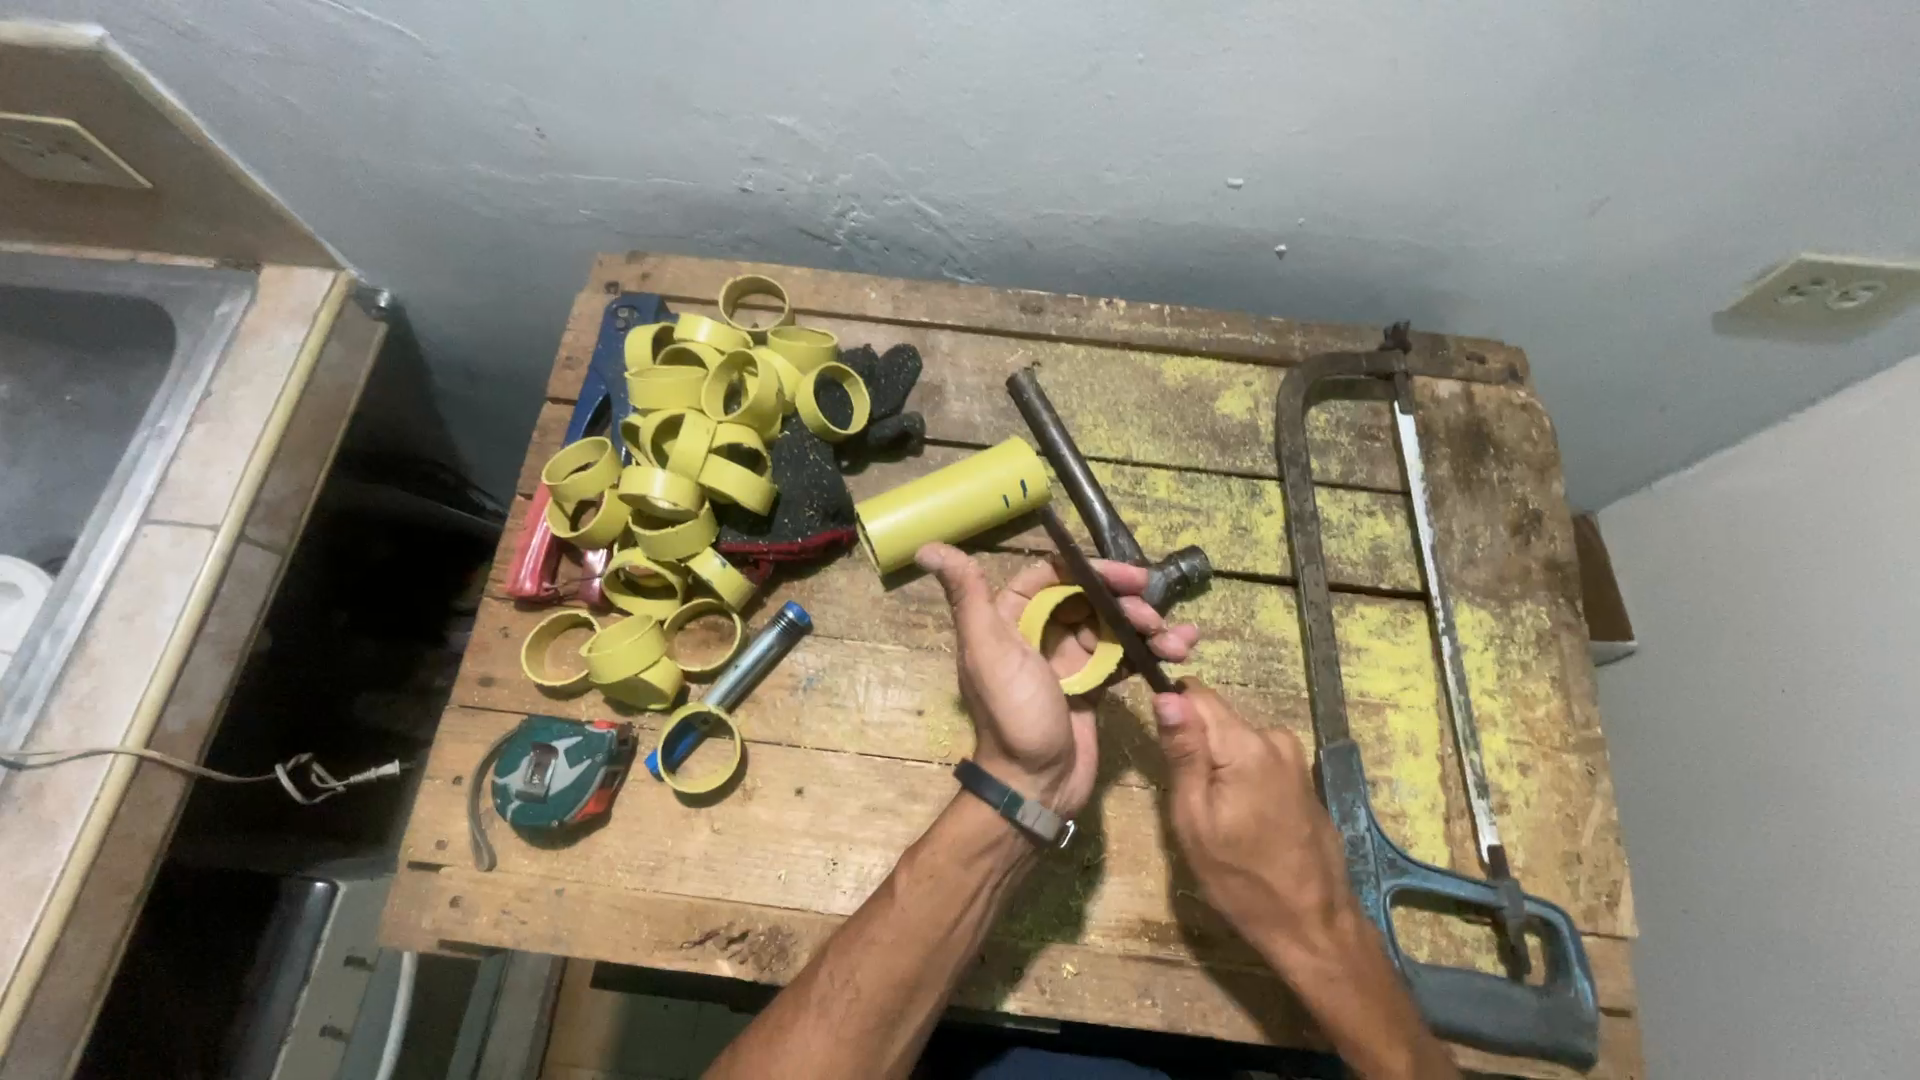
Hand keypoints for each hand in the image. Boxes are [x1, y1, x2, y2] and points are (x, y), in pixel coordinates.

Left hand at [917, 543, 1198, 817]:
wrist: (1036, 786)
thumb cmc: (1012, 714)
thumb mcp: (986, 650)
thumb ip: (966, 596)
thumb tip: (927, 548)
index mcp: (1009, 620)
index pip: (1051, 575)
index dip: (1089, 569)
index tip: (1128, 575)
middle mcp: (1038, 635)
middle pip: (1087, 598)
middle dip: (1125, 600)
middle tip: (1154, 614)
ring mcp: (1068, 661)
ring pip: (1110, 625)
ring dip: (1145, 626)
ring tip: (1175, 641)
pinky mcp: (1092, 685)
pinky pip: (1122, 656)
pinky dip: (1148, 650)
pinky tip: (1179, 650)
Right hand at [1154, 680, 1360, 967]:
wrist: (1313, 926)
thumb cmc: (1242, 878)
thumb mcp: (1194, 818)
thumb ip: (1183, 751)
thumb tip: (1166, 695)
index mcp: (1245, 744)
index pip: (1195, 694)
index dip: (1172, 714)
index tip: (1166, 752)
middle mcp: (1275, 739)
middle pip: (1216, 718)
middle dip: (1197, 747)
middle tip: (1192, 799)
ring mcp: (1295, 759)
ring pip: (1235, 740)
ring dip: (1220, 765)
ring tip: (1218, 815)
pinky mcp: (1303, 778)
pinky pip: (1257, 759)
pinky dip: (1242, 778)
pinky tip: (1245, 820)